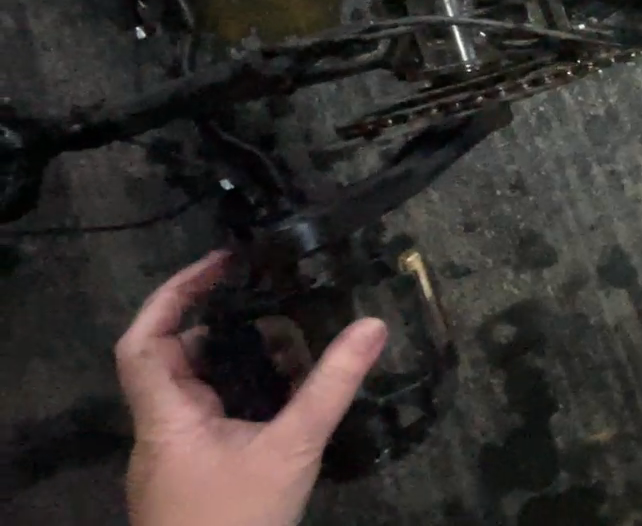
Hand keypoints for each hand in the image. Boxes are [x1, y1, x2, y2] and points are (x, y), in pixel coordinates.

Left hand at [117, 251, 387, 525]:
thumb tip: (375, 322)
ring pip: (197, 381)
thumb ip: (333, 383)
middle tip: (268, 282)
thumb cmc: (234, 515)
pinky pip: (218, 404)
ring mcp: (178, 447)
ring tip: (293, 321)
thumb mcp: (294, 445)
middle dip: (217, 314)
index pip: (144, 345)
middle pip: (171, 357)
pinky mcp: (199, 462)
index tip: (221, 263)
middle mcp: (162, 427)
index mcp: (166, 418)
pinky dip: (251, 378)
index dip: (173, 297)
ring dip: (240, 347)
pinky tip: (292, 375)